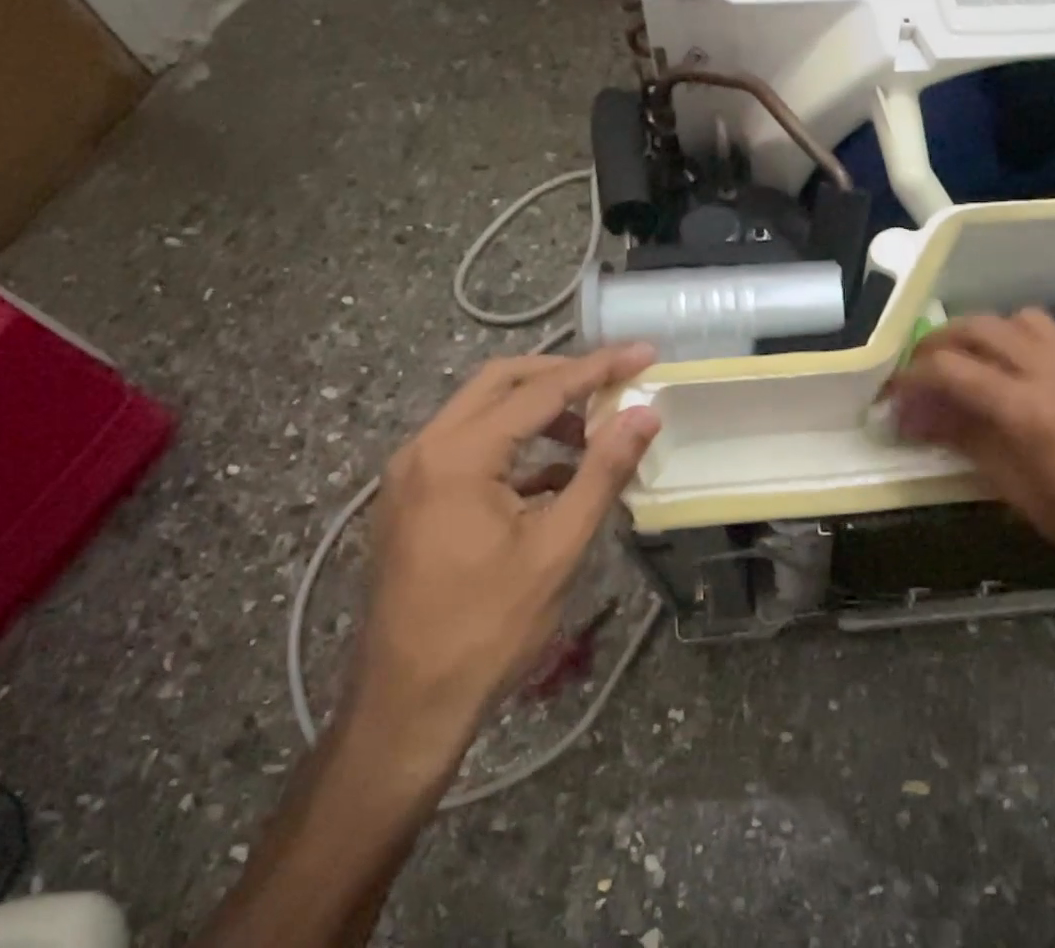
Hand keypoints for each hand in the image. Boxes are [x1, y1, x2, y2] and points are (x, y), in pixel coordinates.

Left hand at [349, 345, 659, 746]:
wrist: (410, 700)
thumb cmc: (489, 626)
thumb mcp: (558, 547)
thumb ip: (602, 472)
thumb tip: (644, 415)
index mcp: (458, 454)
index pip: (538, 390)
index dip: (597, 369)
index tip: (644, 354)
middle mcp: (424, 450)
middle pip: (498, 384)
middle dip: (561, 376)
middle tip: (616, 381)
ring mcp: (410, 476)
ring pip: (480, 416)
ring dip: (537, 413)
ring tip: (594, 432)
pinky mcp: (412, 502)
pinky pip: (467, 452)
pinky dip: (514, 450)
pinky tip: (555, 477)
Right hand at [889, 309, 1054, 609]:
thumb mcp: (1022, 494)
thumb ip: (970, 444)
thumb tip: (919, 418)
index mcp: (1027, 407)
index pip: (950, 369)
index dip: (910, 379)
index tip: (891, 400)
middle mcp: (1051, 369)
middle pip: (978, 328)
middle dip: (937, 346)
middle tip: (917, 380)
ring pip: (1015, 319)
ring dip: (980, 335)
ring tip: (964, 372)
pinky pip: (1047, 333)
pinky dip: (1015, 340)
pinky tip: (1011, 378)